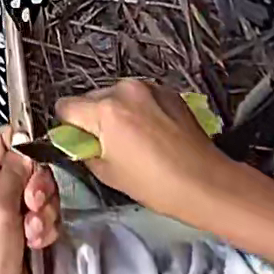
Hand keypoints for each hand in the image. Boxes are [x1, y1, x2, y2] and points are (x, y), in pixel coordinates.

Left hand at [0, 125, 60, 273]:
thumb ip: (13, 170)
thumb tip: (25, 136)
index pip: (6, 138)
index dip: (27, 144)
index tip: (39, 160)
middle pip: (31, 163)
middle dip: (38, 185)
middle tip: (31, 205)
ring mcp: (13, 207)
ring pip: (44, 190)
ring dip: (44, 211)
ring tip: (30, 232)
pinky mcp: (29, 227)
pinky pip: (49, 213)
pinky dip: (47, 226)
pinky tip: (36, 243)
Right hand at [56, 79, 250, 223]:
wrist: (208, 184)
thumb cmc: (157, 184)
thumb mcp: (107, 173)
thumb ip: (83, 150)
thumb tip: (74, 141)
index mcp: (104, 110)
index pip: (65, 106)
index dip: (68, 126)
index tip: (78, 140)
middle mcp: (123, 90)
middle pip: (89, 98)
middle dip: (92, 118)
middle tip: (108, 145)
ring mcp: (148, 88)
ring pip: (114, 95)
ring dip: (115, 112)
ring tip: (133, 139)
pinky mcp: (166, 91)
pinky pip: (138, 96)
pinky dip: (137, 110)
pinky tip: (151, 133)